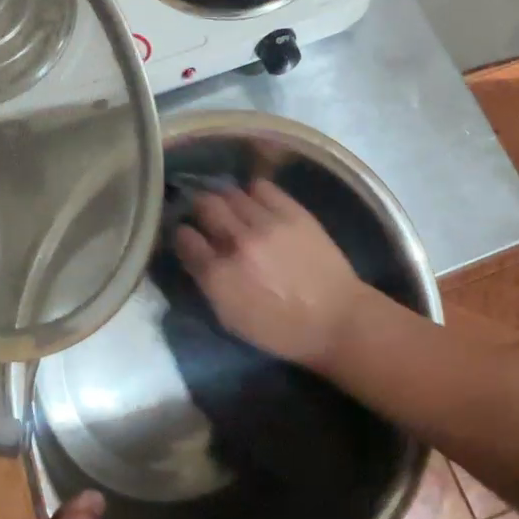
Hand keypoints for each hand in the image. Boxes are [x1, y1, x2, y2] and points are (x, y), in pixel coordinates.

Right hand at [174, 178, 375, 366]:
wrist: (336, 319)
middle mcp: (237, 243)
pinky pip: (262, 187)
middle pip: (205, 206)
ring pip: (231, 193)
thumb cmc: (282, 330)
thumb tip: (197, 257)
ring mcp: (266, 223)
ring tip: (232, 208)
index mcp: (219, 275)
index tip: (188, 236)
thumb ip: (209, 285)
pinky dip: (253, 192)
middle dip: (200, 209)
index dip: (183, 235)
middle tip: (206, 216)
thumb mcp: (232, 319)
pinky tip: (256, 202)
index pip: (185, 238)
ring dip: (226, 199)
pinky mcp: (293, 212)